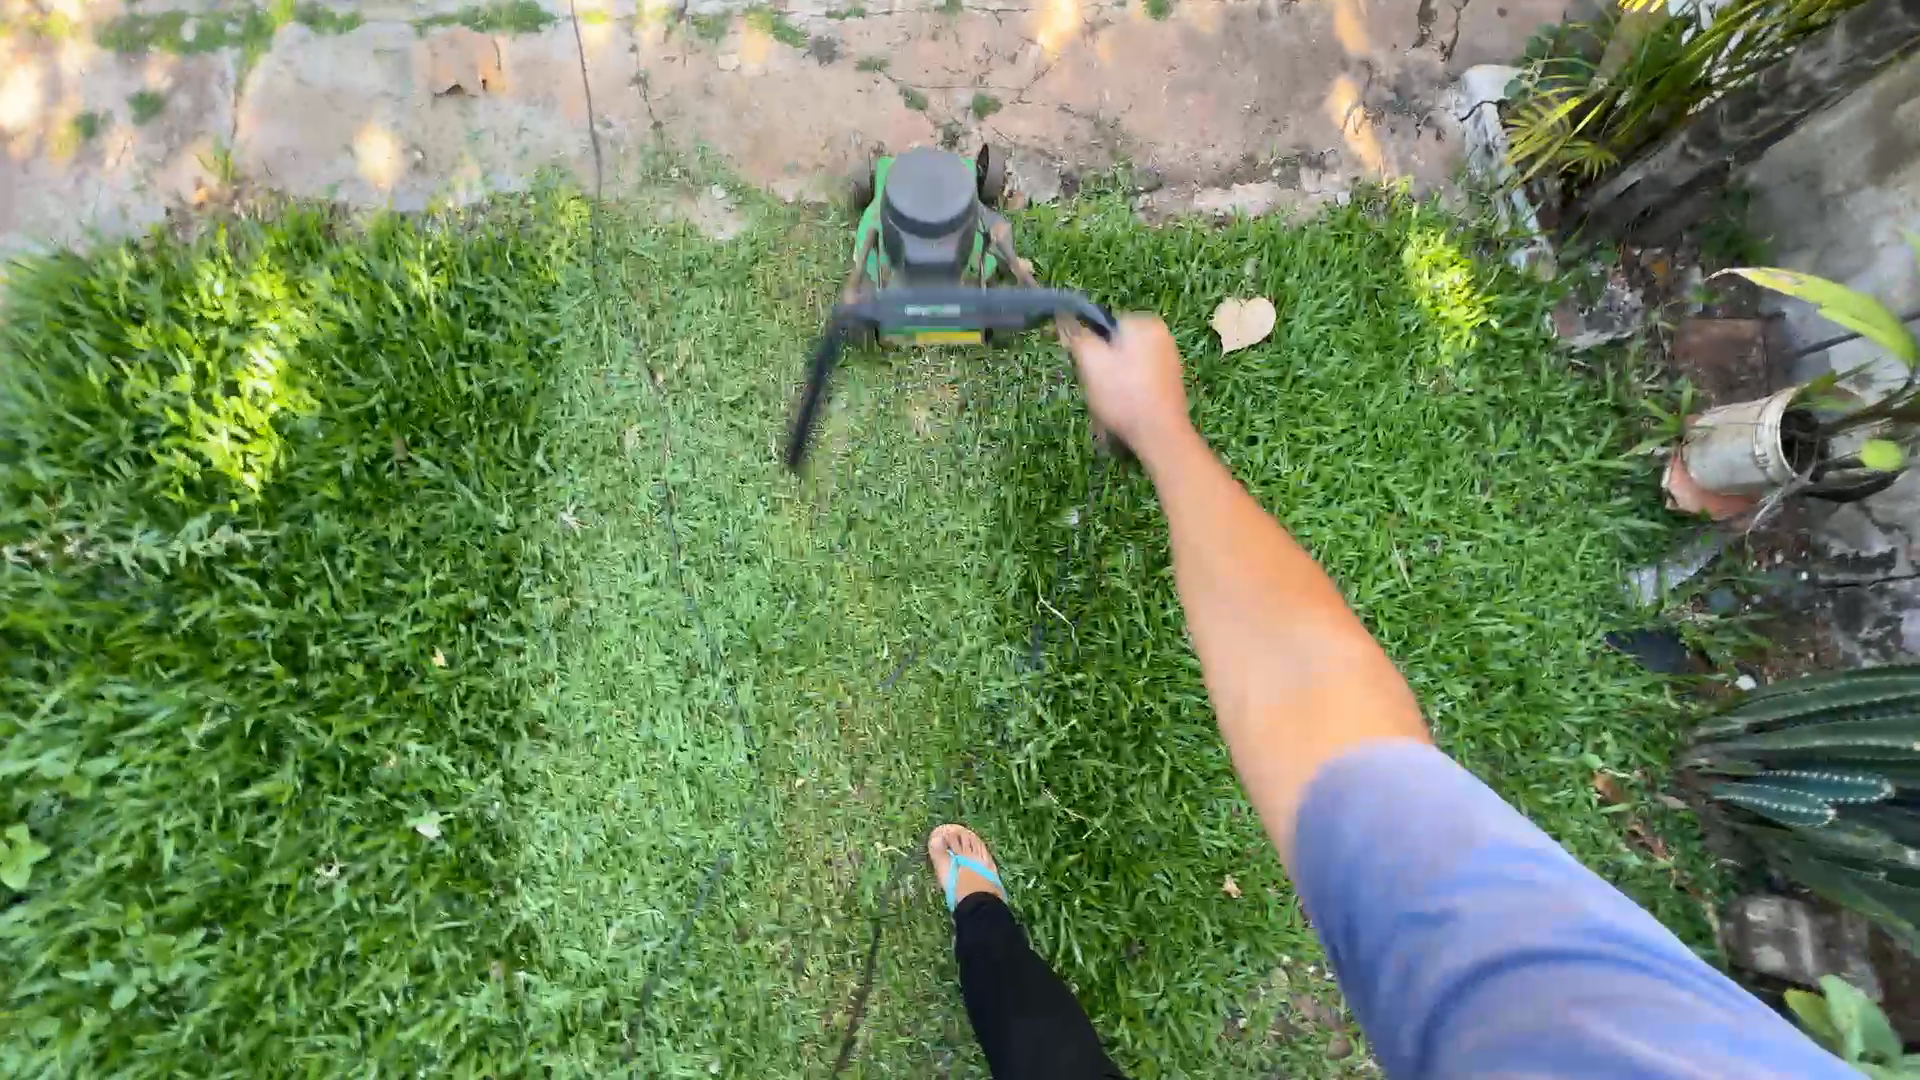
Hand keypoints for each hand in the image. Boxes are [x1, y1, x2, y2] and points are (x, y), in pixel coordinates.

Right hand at [1064, 315, 1193, 458]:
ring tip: (1110, 407)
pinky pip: (1137, 383)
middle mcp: (1161, 335)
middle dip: (1102, 371)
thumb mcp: (1091, 363)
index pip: (1103, 326)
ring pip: (1124, 368)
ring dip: (1111, 387)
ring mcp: (1169, 360)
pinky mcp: (1170, 383)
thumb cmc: (1124, 396)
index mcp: (1145, 322)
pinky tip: (1124, 413)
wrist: (1160, 435)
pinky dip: (1127, 396)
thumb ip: (1077, 336)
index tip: (1086, 370)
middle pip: (1114, 348)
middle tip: (1098, 393)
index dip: (1089, 349)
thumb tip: (1064, 315)